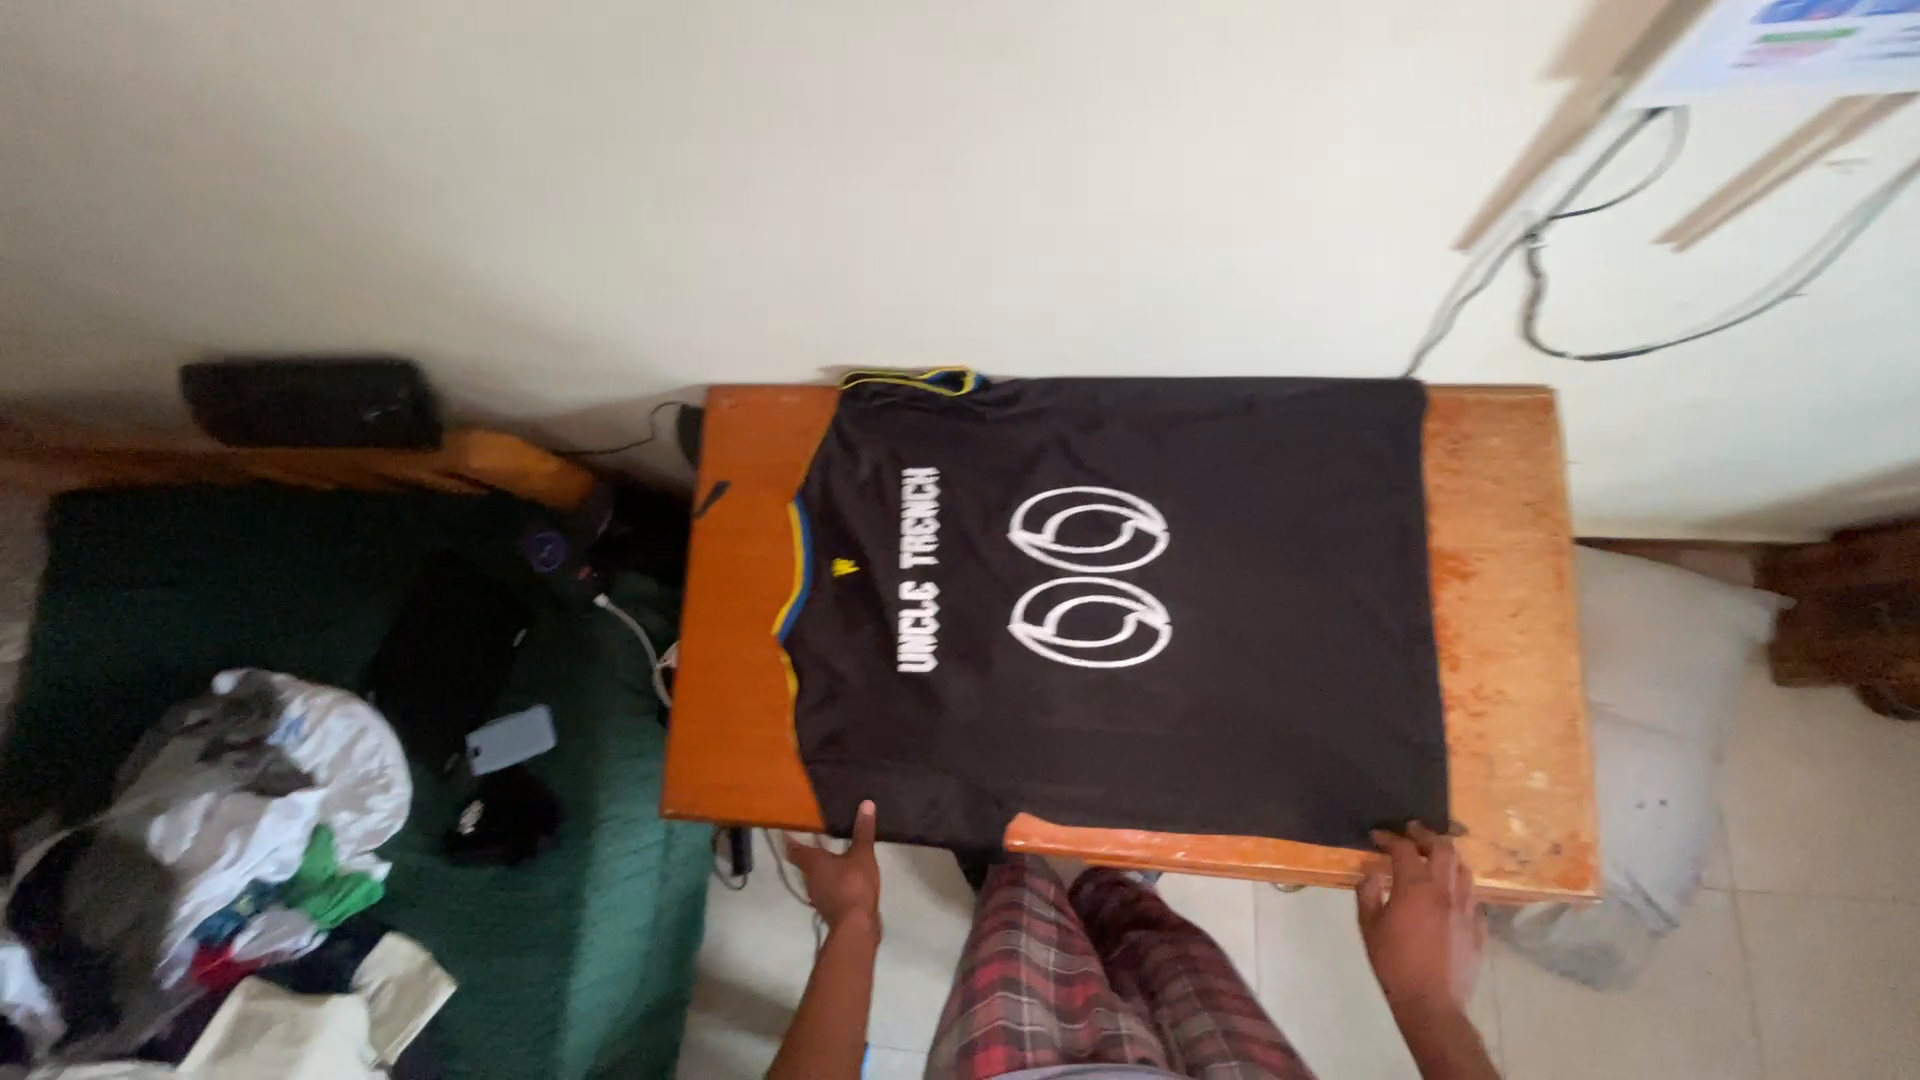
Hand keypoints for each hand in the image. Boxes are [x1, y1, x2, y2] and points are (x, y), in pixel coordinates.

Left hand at [787, 800, 881, 935]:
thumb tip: (866, 803)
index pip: (795, 849)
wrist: (856, 925)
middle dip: (808, 852)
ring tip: (832, 856)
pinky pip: (828, 889)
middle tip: (815, 838)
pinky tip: (844, 878)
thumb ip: (863, 831)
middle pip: (804, 864)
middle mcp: (810, 879)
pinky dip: (832, 881)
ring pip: (815, 878)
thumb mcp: (862, 854)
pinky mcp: (830, 908)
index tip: (787, 830)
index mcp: (813, 863)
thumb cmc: (854, 884)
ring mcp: (819, 896)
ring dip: (821, 868)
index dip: (790, 840)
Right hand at [1357, 822, 1485, 1019]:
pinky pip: (1472, 897)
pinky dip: (1458, 887)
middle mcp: (1445, 892)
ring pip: (1463, 871)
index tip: (1376, 836)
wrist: (1432, 1004)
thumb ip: (1368, 892)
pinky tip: (1446, 895)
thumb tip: (1373, 874)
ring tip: (1432, 858)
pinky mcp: (1479, 929)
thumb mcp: (1368, 925)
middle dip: (1426, 835)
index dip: (1388, 837)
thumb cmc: (1393, 962)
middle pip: (1444, 849)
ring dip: (1446, 858)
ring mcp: (1467, 910)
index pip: (1404, 849)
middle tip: (1412, 832)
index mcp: (1415, 888)